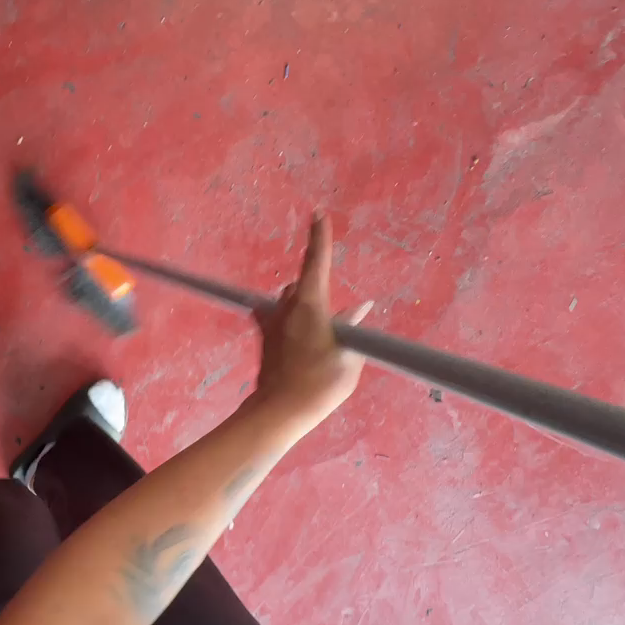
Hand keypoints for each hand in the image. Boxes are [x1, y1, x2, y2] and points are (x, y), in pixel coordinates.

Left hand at [249, 215, 373, 427]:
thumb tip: (360, 308)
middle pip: (302, 286)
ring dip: (305, 308)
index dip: (319, 237)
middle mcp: (286, 308)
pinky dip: (293, 324)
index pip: (317, 262)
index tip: (318, 214)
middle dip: (316, 290)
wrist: (280, 410)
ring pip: (290, 303)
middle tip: (332, 320)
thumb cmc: (320, 383)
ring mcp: (272, 323)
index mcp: (310, 305)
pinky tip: (302, 340)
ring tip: (320, 337)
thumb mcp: (349, 357)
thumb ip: (353, 329)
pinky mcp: (264, 339)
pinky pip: (280, 320)